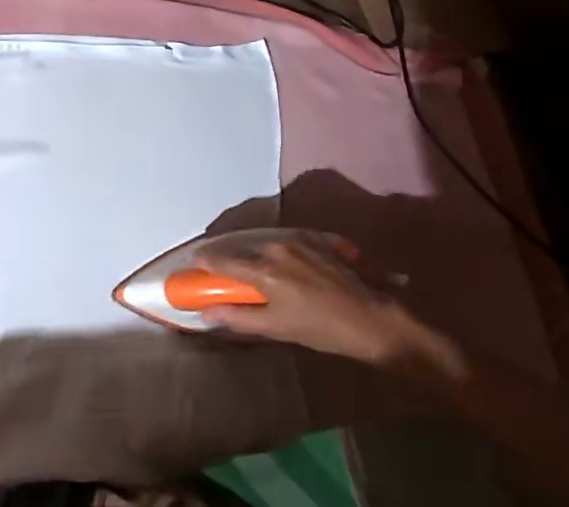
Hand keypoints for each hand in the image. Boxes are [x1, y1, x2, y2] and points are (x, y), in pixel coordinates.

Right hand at [196, 238, 464, 382]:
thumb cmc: (322, 330)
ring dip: (255, 250)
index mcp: (264, 270)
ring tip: (253, 262)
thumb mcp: (278, 328)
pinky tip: (284, 258)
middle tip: (223, 268)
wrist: (375, 321)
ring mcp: (299, 240)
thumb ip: (239, 317)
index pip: (224, 261)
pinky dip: (281, 247)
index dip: (206, 261)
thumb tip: (207, 312)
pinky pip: (289, 238)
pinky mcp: (318, 238)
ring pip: (265, 241)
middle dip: (231, 257)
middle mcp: (276, 248)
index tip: (194, 263)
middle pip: (244, 248)